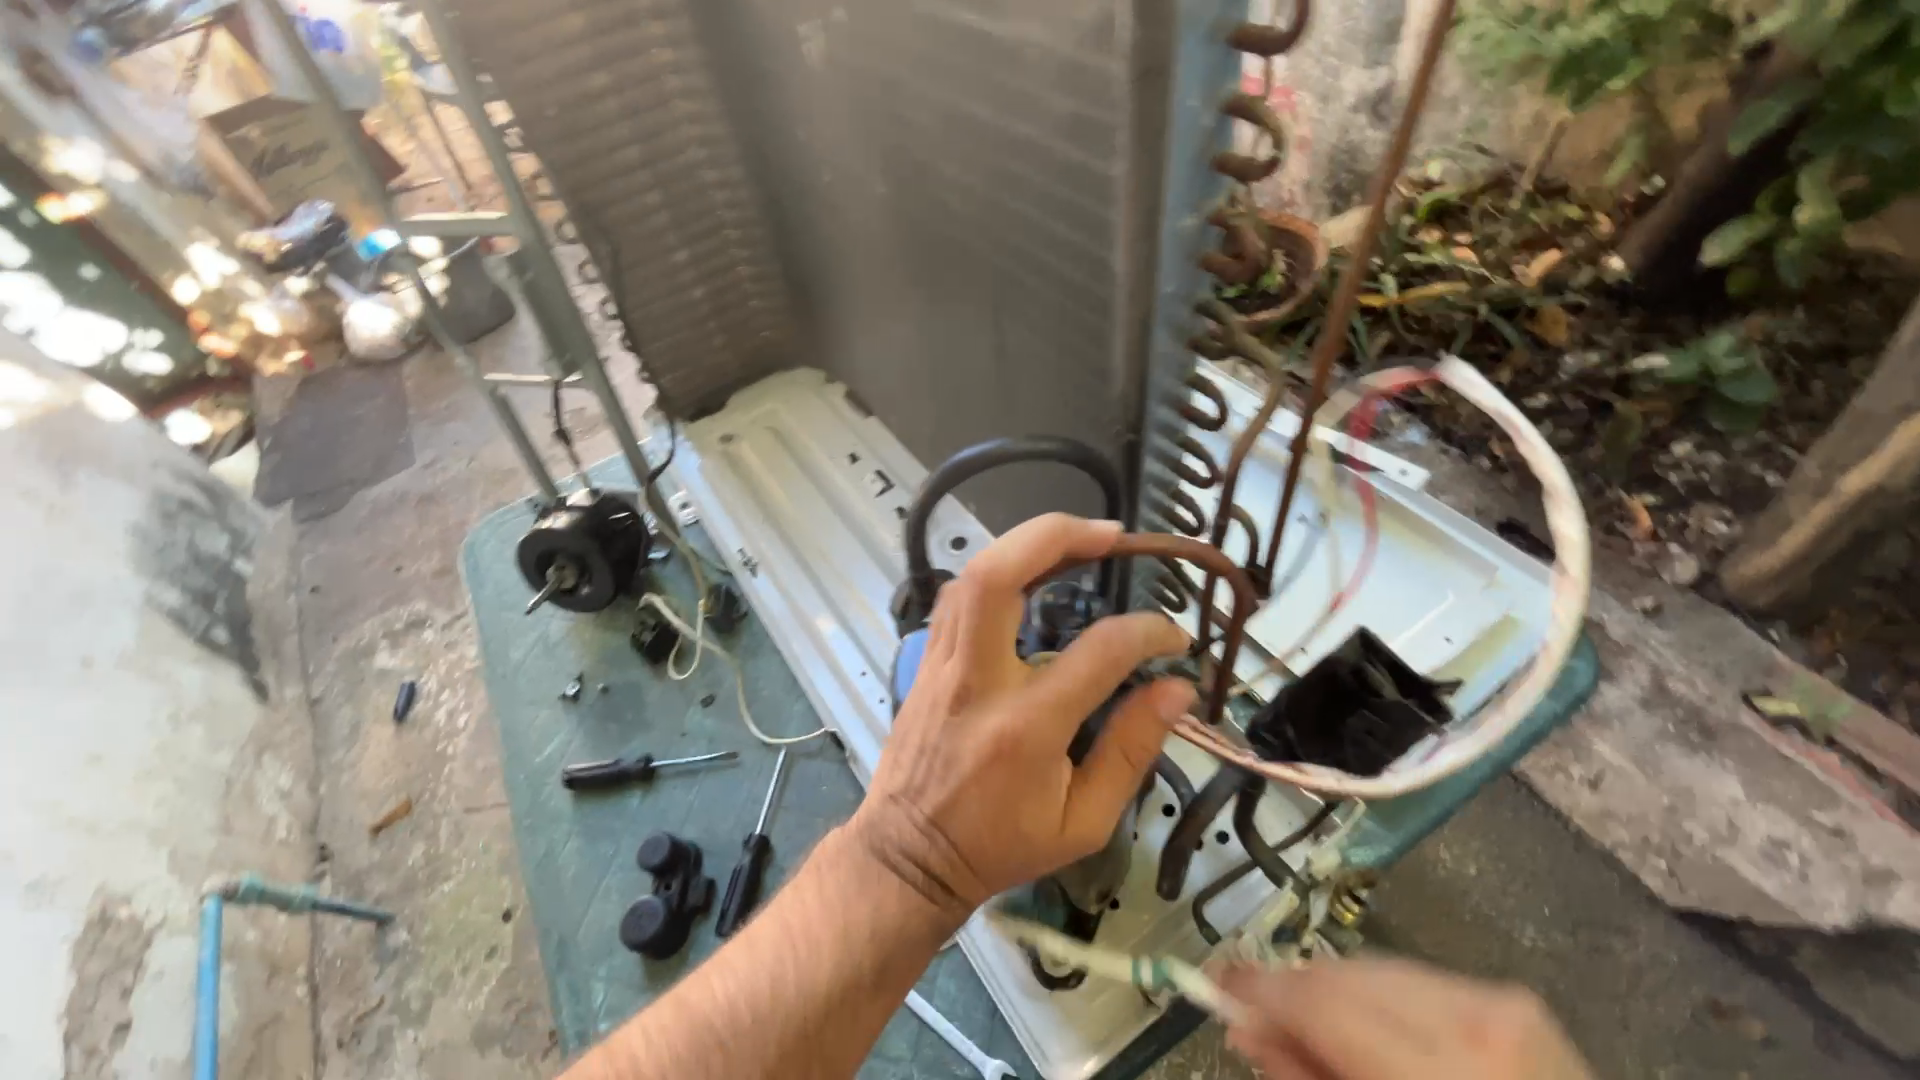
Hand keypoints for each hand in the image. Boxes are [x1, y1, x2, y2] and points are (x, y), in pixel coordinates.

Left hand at [848, 514, 1195, 917]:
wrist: (910, 856)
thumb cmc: (1001, 846)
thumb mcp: (1083, 820)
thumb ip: (1132, 750)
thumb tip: (1178, 689)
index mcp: (1027, 726)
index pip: (1101, 651)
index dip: (1150, 632)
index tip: (1175, 638)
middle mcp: (978, 680)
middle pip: (1000, 576)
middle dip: (1056, 536)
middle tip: (1110, 533)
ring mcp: (942, 665)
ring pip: (970, 576)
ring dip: (1024, 544)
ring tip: (1076, 541)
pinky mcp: (925, 663)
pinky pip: (956, 597)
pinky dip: (995, 572)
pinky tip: (1026, 573)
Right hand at [1220, 958, 1595, 1079]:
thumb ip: (1308, 1078)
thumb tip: (1247, 1030)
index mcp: (1445, 1070)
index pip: (1323, 1004)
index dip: (1258, 990)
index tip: (1212, 984)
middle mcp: (1475, 1018)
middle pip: (1341, 976)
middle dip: (1288, 993)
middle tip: (1250, 1019)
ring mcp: (1498, 999)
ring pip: (1370, 969)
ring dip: (1328, 993)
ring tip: (1307, 1030)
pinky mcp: (1509, 995)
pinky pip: (1409, 978)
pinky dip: (1373, 997)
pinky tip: (1364, 1029)